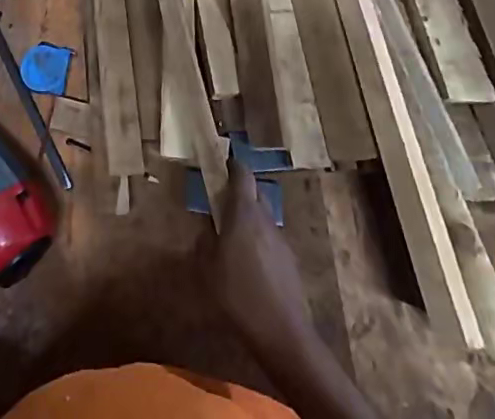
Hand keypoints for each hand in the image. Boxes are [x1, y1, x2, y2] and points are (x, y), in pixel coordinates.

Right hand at [213, 159, 314, 350]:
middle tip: (221, 205)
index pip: (242, 175)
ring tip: (232, 240)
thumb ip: (205, 243)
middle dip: (240, 194)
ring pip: (263, 217)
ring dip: (249, 219)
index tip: (223, 163)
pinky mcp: (289, 258)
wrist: (282, 330)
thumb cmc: (238, 294)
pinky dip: (258, 241)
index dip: (233, 166)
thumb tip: (207, 228)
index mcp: (244, 213)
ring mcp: (280, 238)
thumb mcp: (208, 269)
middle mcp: (265, 218)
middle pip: (255, 193)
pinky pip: (270, 238)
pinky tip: (249, 265)